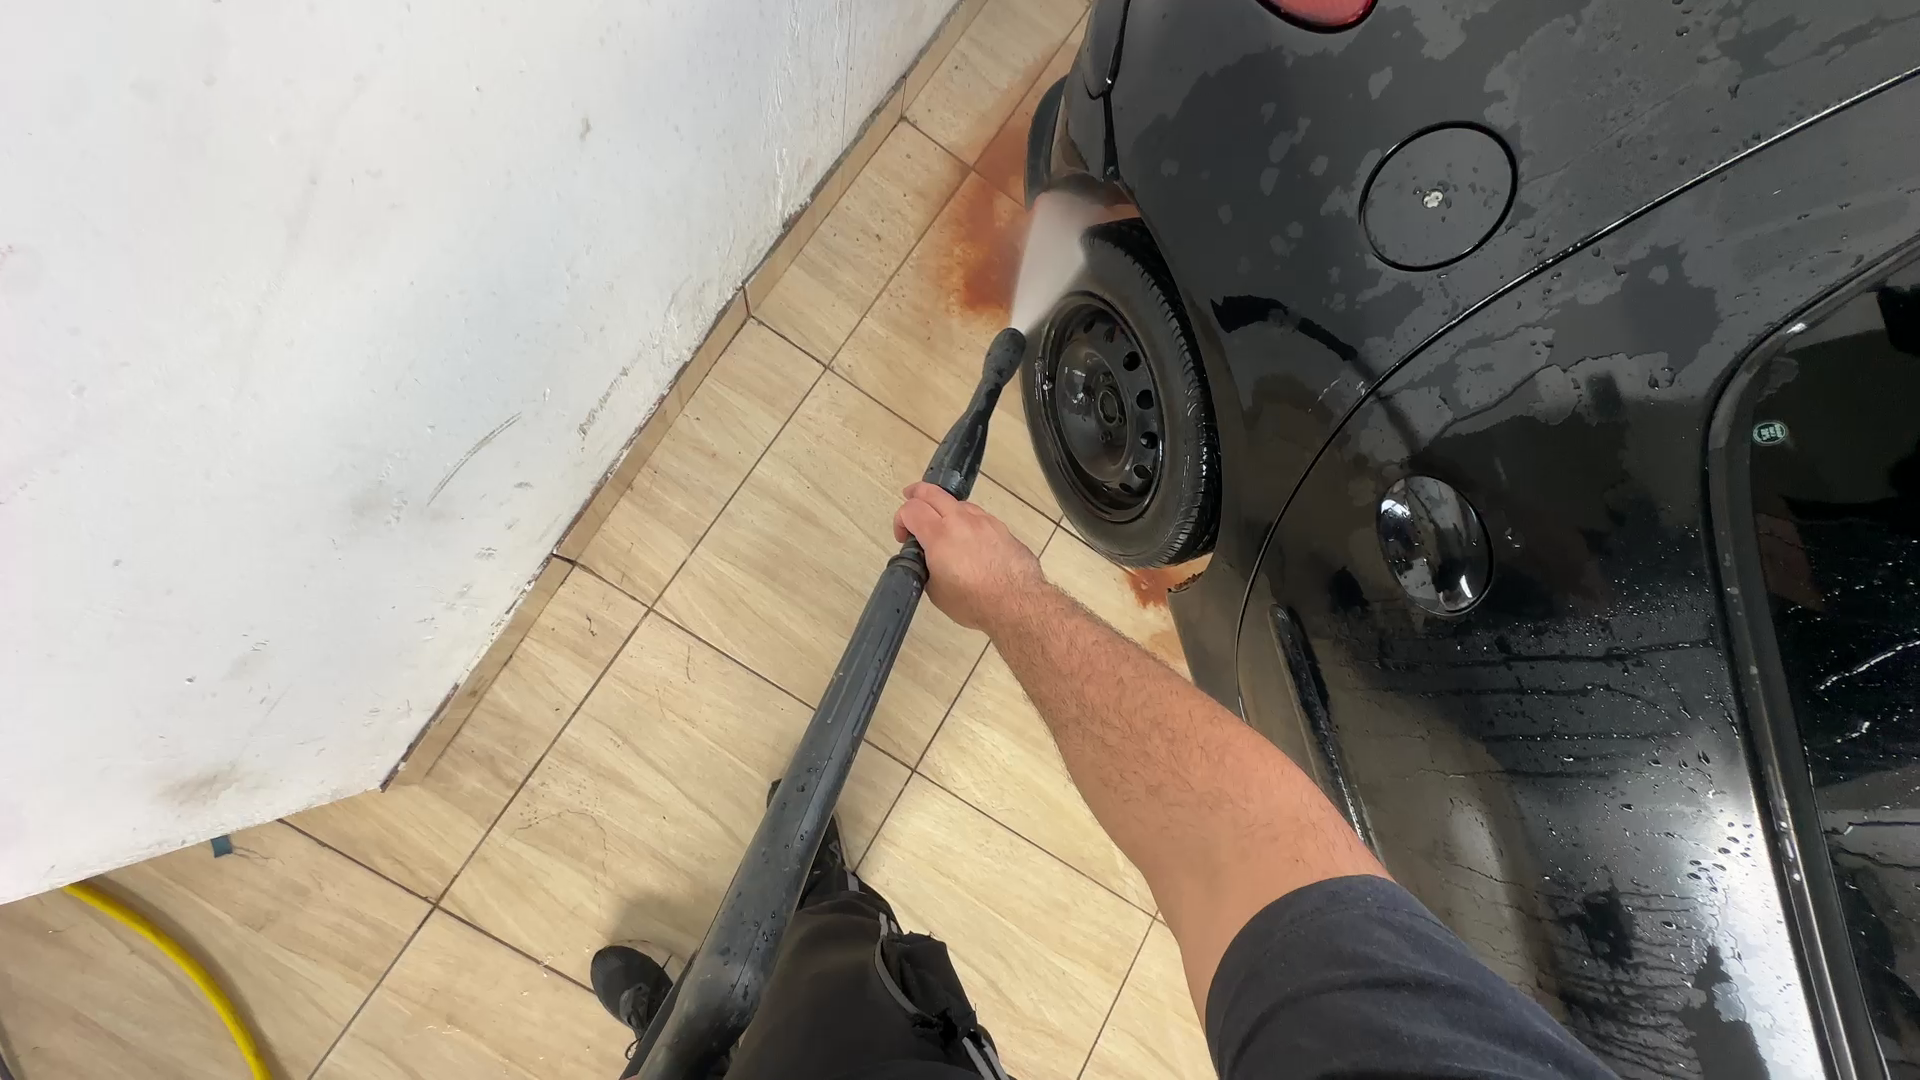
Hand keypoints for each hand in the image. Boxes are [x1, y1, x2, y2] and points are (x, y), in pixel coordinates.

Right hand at [893, 482, 1045, 631]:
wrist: (1016, 603)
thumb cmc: (975, 602)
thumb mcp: (936, 590)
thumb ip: (927, 567)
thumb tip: (928, 560)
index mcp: (939, 535)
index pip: (911, 509)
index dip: (900, 520)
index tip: (903, 537)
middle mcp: (962, 521)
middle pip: (933, 492)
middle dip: (917, 494)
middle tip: (911, 500)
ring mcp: (985, 521)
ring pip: (959, 503)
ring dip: (945, 509)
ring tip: (943, 528)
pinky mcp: (1002, 529)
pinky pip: (979, 517)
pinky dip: (968, 522)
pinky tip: (969, 540)